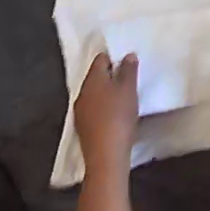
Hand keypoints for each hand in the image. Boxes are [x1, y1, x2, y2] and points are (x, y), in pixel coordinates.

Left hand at [74, 51, 138, 173]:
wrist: (105, 155)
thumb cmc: (119, 116)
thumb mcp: (129, 89)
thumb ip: (128, 70)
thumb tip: (127, 55)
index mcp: (92, 78)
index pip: (101, 59)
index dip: (114, 58)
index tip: (128, 64)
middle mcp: (82, 91)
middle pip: (96, 76)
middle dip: (110, 76)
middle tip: (128, 81)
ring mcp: (80, 111)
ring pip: (94, 94)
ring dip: (106, 93)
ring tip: (123, 99)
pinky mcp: (82, 127)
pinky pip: (93, 110)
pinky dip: (103, 108)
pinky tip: (114, 116)